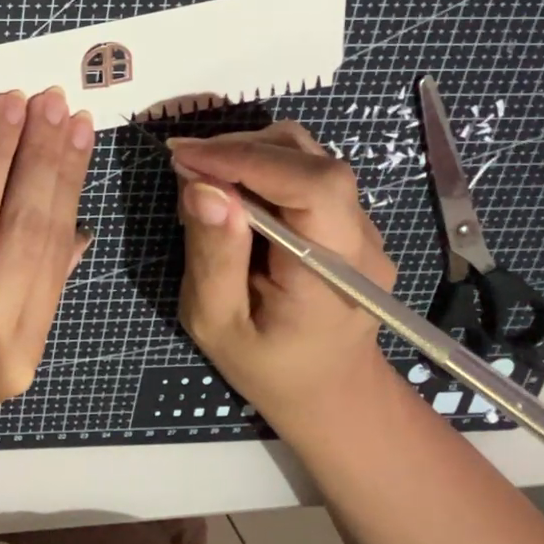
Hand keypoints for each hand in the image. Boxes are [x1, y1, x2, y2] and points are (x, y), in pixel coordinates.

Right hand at [167, 122, 398, 437]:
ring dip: (249, 153)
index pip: (311, 186)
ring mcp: (362, 227)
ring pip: (309, 157)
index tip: (182, 155)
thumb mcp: (217, 322)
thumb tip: (201, 186)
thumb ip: (212, 256)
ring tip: (205, 180)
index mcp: (333, 272)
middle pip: (311, 161)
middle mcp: (361, 240)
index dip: (245, 158)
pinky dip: (261, 166)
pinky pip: (305, 172)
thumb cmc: (267, 367)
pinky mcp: (349, 221)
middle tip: (184, 166)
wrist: (330, 393)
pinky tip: (231, 195)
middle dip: (239, 150)